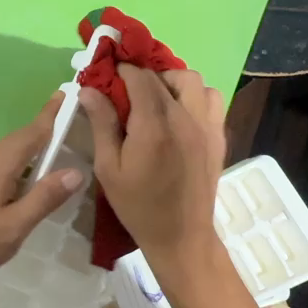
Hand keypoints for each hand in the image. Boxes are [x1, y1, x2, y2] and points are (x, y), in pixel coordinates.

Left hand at [0, 94, 85, 283]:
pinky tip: (30, 176)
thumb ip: (45, 197)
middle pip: (22, 138)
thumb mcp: (16, 225)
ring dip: (33, 146)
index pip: (33, 132)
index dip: (51, 114)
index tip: (67, 94)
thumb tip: (75, 171)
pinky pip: (0, 160)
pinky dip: (20, 160)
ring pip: (10, 150)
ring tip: (59, 148)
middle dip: (46, 128)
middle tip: (72, 121)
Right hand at [80, 65, 226, 253]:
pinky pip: (212, 101)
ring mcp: (207, 127)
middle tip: (129, 91)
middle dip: (146, 75)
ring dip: (174, 83)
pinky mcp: (218, 137)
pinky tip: (178, 116)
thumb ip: (102, 124)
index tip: (107, 76)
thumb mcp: (108, 167)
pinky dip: (194, 98)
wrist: (181, 237)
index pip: (140, 78)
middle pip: (169, 75)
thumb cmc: (138, 205)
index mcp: (154, 125)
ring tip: (157, 101)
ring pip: (195, 83)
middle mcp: (185, 118)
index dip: (122, 71)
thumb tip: (89, 90)